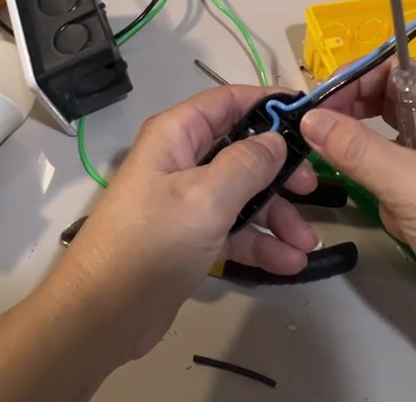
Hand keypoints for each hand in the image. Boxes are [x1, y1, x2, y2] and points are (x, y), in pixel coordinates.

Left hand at [43, 86, 320, 359]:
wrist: (103, 313)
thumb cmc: (153, 242)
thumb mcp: (206, 197)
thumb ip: (247, 163)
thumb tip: (276, 139)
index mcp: (177, 134)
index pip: (229, 102)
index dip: (268, 103)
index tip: (308, 117)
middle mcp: (181, 158)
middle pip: (241, 149)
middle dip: (279, 170)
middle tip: (312, 189)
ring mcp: (185, 199)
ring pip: (243, 193)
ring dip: (276, 215)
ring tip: (306, 243)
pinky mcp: (190, 236)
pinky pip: (234, 227)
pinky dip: (260, 242)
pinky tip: (289, 263)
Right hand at [299, 66, 415, 350]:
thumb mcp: (412, 187)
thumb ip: (357, 149)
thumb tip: (308, 117)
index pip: (394, 70)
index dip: (355, 76)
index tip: (317, 101)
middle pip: (385, 103)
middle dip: (354, 118)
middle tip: (316, 133)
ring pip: (383, 145)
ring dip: (368, 164)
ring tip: (360, 182)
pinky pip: (390, 180)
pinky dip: (384, 196)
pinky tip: (398, 223)